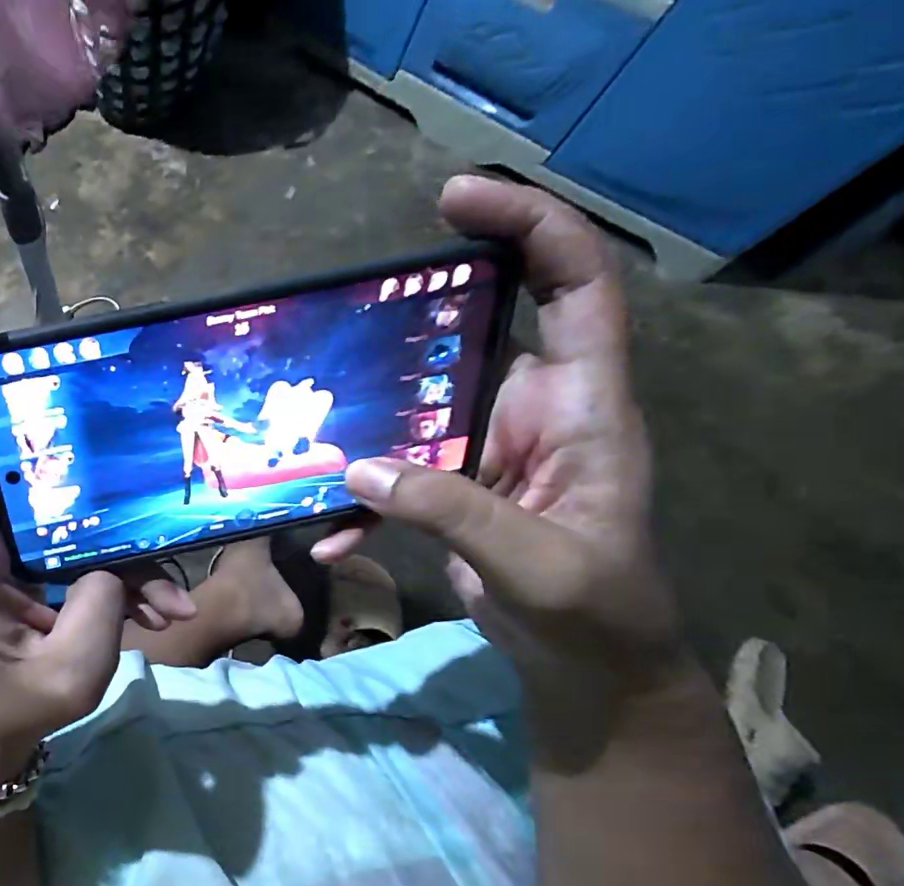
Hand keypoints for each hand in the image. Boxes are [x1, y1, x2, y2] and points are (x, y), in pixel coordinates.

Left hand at [0, 298, 196, 777]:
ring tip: (166, 593)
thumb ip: (100, 614)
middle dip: (27, 388)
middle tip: (89, 364)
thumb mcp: (67, 676)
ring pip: (58, 484)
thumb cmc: (15, 702)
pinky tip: (168, 607)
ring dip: (118, 513)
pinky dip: (136, 565)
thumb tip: (125, 566)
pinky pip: (94, 529)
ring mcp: (14, 531)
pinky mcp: (46, 545)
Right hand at [313, 176, 694, 729]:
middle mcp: (535, 412)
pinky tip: (331, 536)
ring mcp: (489, 452)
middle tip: (338, 330)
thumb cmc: (596, 611)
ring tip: (307, 439)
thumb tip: (358, 469)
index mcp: (584, 407)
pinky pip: (401, 478)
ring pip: (420, 411)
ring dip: (367, 428)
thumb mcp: (536, 562)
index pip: (576, 285)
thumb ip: (453, 511)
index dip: (529, 226)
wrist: (587, 667)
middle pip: (471, 338)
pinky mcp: (457, 492)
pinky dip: (366, 504)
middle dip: (406, 330)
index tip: (456, 200)